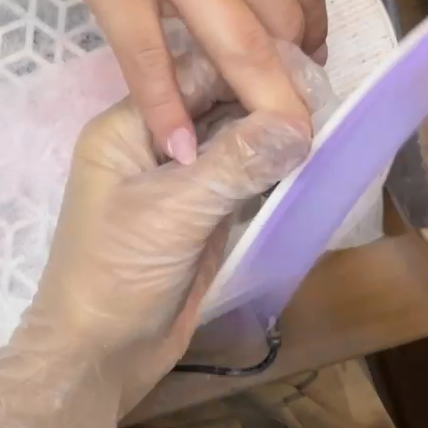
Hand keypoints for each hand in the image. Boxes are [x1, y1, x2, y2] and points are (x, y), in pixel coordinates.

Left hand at [0, 46, 330, 427]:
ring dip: (272, 137)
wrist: (100, 355)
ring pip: (231, 142)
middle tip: (326, 100)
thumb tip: (299, 122)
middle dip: (265, 102)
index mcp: (126, 128)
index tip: (307, 76)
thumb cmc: (117, 276)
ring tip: (327, 124)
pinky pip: (238, 180)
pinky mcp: (197, 215)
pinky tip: (305, 162)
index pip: (193, 77)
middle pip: (215, 105)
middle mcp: (150, 145)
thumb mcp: (172, 214)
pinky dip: (269, 172)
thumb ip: (233, 165)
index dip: (247, 72)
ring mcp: (175, 182)